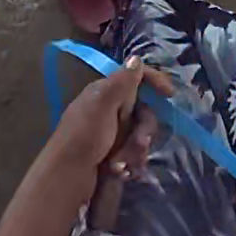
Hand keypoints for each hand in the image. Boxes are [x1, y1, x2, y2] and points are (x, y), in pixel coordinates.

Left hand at [43, 56, 171, 177]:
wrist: (66, 177)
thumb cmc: (84, 136)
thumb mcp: (103, 105)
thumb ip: (121, 83)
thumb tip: (136, 58)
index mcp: (105, 92)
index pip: (134, 78)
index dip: (153, 82)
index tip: (169, 94)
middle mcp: (108, 109)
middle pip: (143, 111)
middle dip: (143, 130)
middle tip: (138, 143)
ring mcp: (110, 132)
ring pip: (140, 135)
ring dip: (135, 151)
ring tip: (120, 164)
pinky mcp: (111, 153)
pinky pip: (134, 154)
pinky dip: (130, 162)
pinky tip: (121, 172)